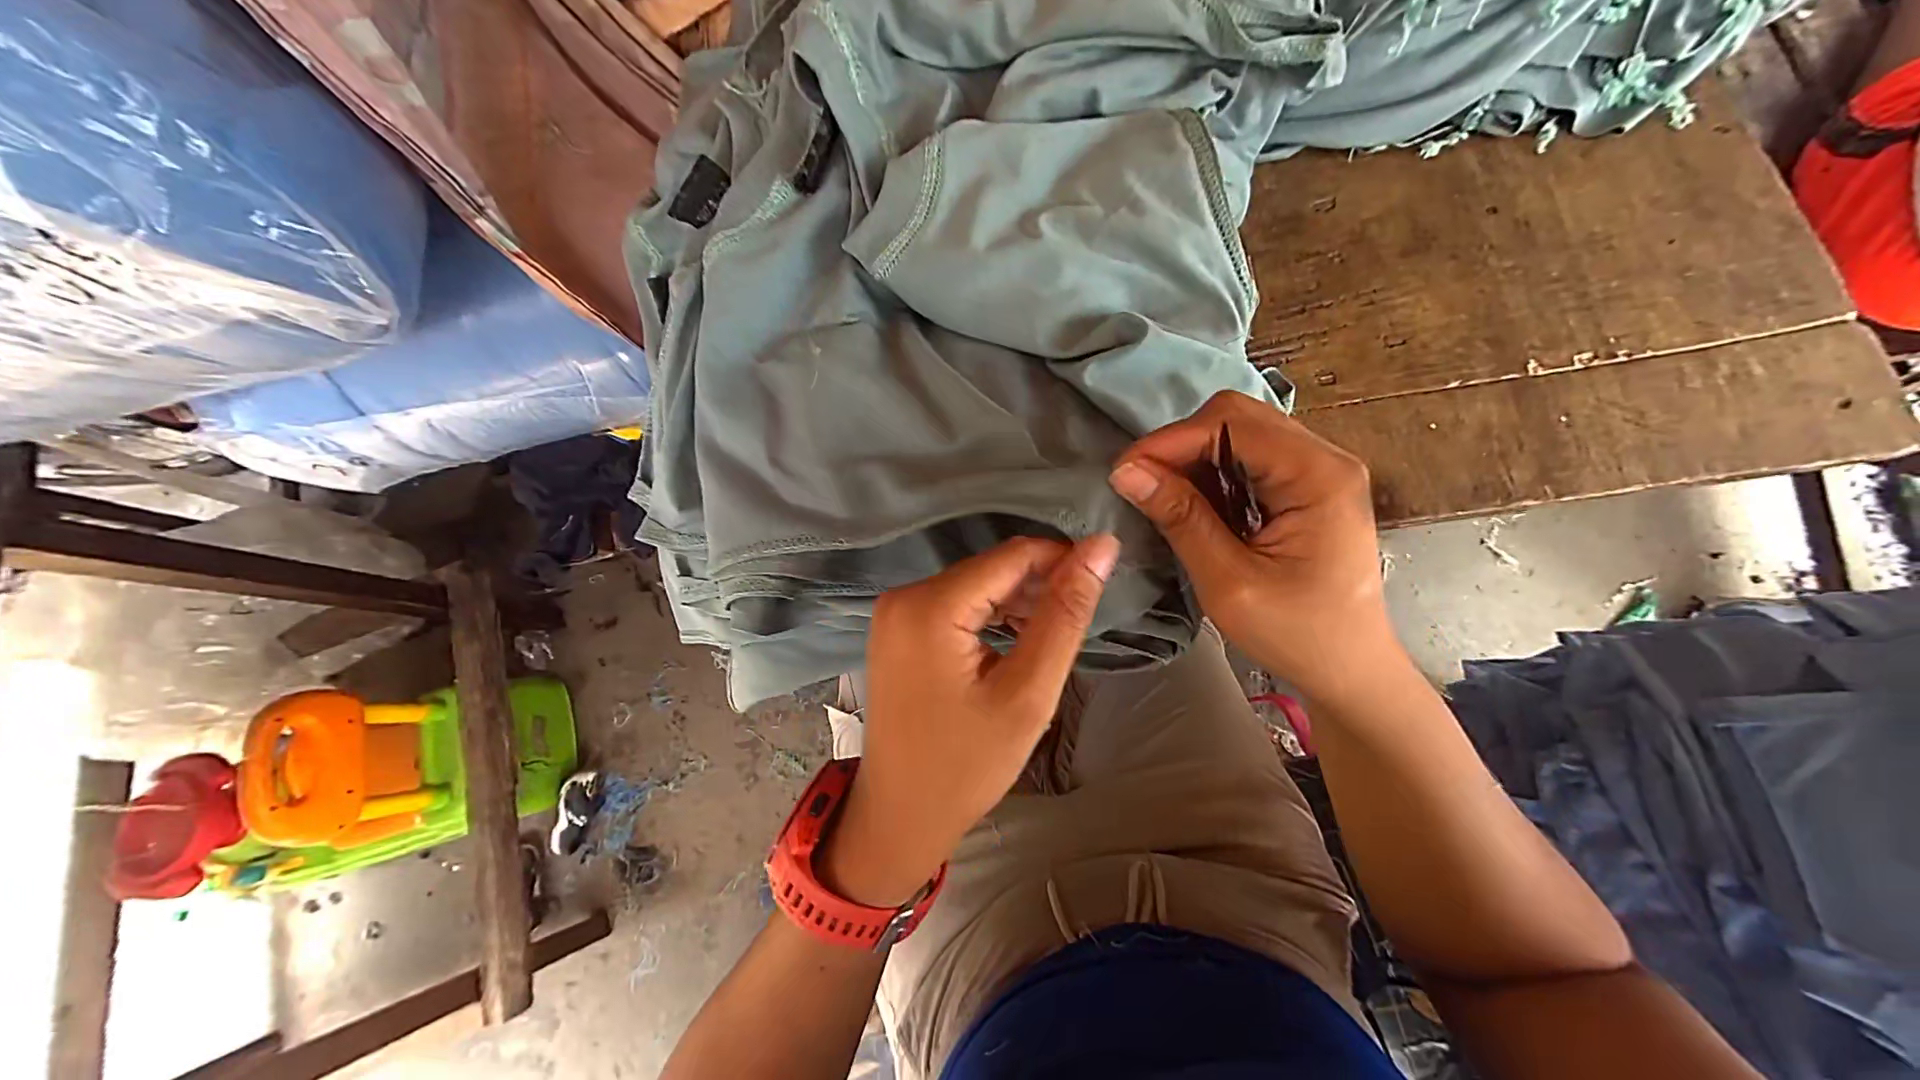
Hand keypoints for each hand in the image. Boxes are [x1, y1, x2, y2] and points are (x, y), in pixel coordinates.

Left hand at [818, 534, 1119, 906]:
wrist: (902, 813)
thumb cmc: (968, 764)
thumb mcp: (1028, 692)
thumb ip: (1065, 614)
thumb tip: (1101, 547)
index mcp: (929, 606)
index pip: (1012, 555)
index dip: (1062, 560)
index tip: (1099, 586)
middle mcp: (903, 595)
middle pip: (990, 568)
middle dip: (1038, 586)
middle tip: (1075, 625)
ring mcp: (894, 612)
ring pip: (974, 584)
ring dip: (1015, 602)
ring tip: (1047, 640)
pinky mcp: (896, 628)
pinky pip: (953, 604)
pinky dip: (988, 615)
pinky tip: (1014, 642)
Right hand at [1107, 390, 1397, 705]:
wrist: (1348, 668)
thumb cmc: (1296, 634)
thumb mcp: (1229, 582)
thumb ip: (1181, 519)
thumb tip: (1128, 472)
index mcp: (1319, 476)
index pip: (1232, 424)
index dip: (1170, 441)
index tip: (1124, 472)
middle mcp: (1325, 459)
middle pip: (1237, 417)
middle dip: (1180, 444)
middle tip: (1141, 482)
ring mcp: (1319, 470)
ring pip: (1240, 432)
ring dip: (1194, 458)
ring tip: (1162, 495)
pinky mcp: (1306, 485)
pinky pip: (1249, 457)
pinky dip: (1211, 472)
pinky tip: (1194, 503)